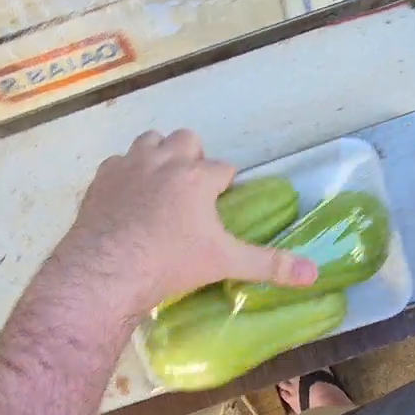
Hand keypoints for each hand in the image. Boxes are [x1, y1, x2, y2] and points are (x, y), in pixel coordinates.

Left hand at [58, 130, 317, 316]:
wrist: (106, 272)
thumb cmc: (171, 263)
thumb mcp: (225, 263)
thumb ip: (269, 265)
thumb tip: (314, 274)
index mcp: (198, 177)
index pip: (223, 168)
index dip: (226, 183)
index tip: (223, 200)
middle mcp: (164, 161)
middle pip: (186, 139)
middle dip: (193, 157)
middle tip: (192, 191)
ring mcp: (128, 166)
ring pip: (149, 140)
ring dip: (159, 155)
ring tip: (161, 186)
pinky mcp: (100, 180)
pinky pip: (117, 163)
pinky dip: (125, 173)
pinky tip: (127, 197)